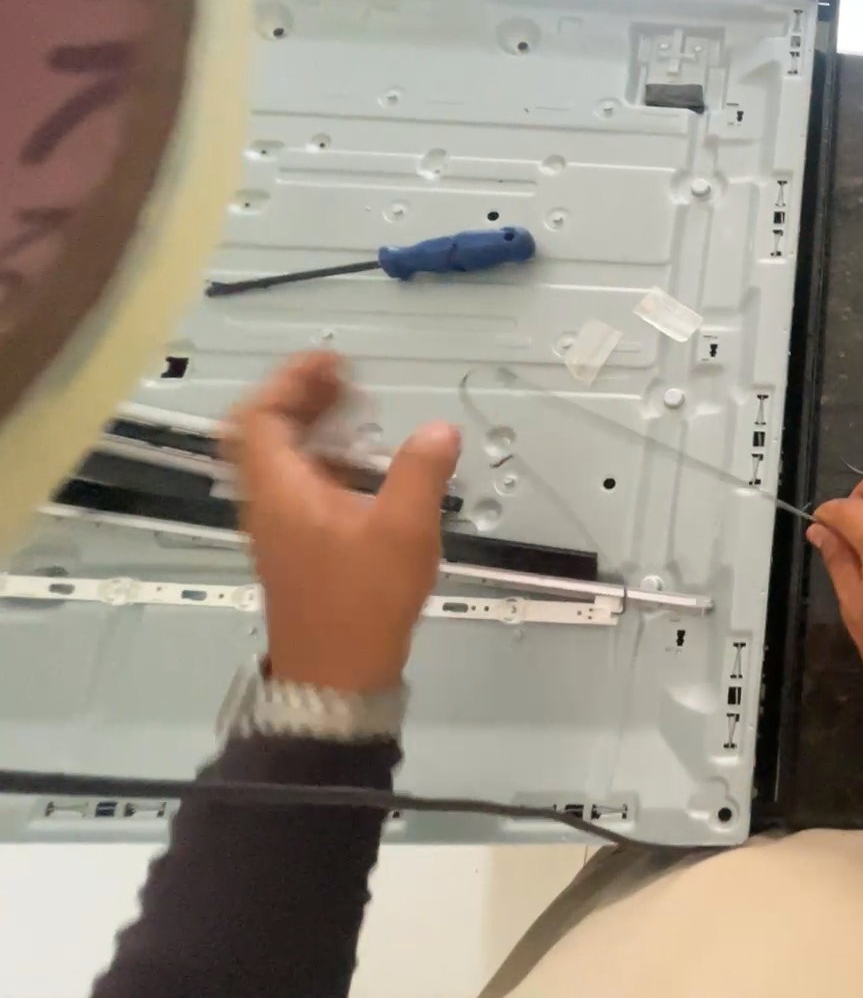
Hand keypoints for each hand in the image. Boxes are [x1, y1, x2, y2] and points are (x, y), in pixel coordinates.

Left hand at [223, 352, 460, 693]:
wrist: (339, 664)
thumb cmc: (364, 594)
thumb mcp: (403, 529)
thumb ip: (420, 473)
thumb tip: (439, 429)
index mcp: (283, 490)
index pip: (260, 418)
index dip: (290, 381)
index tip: (332, 361)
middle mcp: (272, 501)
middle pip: (263, 434)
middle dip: (301, 397)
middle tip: (345, 377)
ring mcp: (283, 523)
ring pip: (281, 458)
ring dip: (313, 426)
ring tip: (358, 409)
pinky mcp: (302, 541)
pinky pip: (302, 481)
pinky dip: (328, 457)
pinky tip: (367, 464)